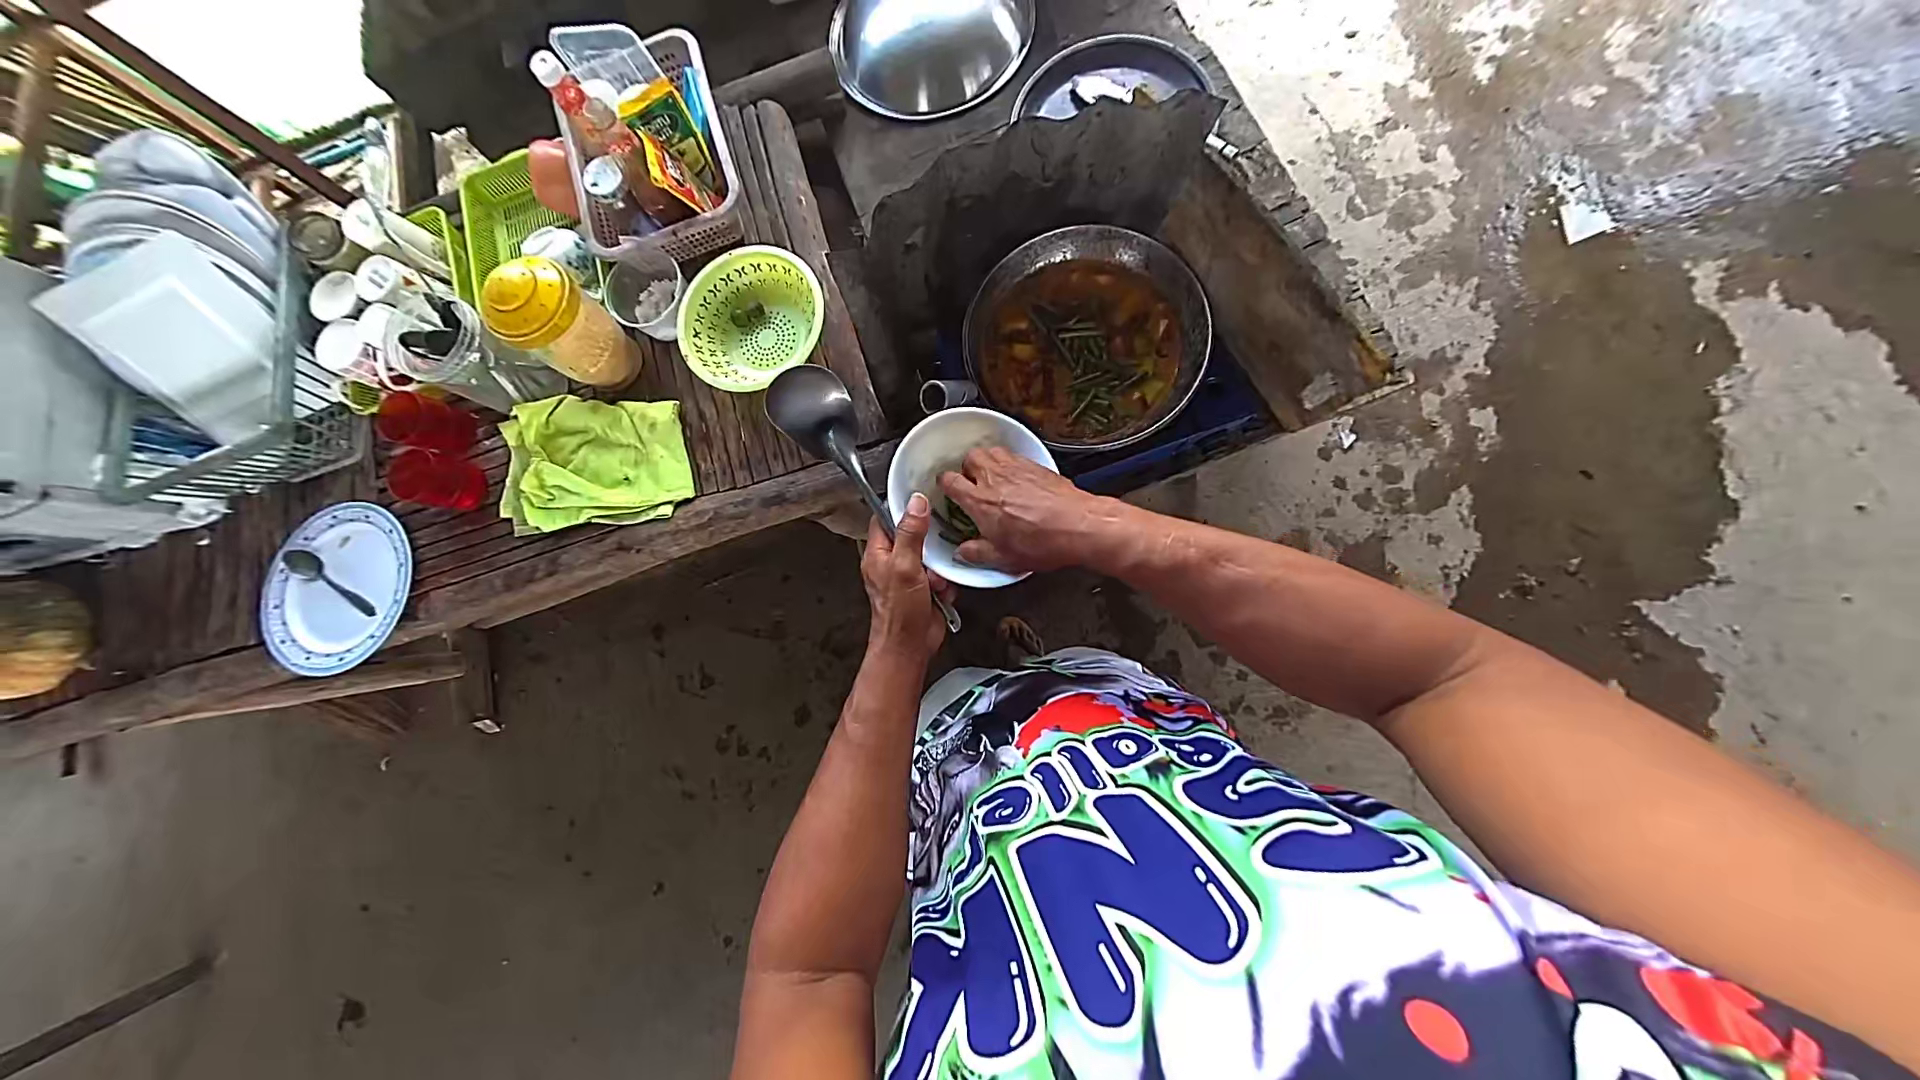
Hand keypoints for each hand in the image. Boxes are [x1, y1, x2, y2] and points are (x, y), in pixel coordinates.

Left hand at [861, 492, 953, 662]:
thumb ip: (910, 533)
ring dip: (938, 567)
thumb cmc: (898, 613)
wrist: (910, 647)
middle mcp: (890, 563)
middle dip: (929, 544)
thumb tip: (915, 503)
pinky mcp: (924, 590)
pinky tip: (941, 592)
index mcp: (878, 554)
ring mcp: (907, 577)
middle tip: (932, 551)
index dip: (901, 508)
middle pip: (913, 536)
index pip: (885, 518)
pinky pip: (940, 575)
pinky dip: (944, 583)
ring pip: (930, 557)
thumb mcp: (905, 566)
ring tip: (935, 580)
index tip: (920, 500)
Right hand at [938, 447, 1117, 572]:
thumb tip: (964, 553)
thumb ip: (977, 553)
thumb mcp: (1003, 558)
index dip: (945, 484)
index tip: (949, 489)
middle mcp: (994, 478)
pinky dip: (1009, 462)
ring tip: (991, 475)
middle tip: (971, 482)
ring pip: (991, 451)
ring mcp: (1016, 468)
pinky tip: (1016, 477)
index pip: (949, 481)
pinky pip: (1014, 455)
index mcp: (979, 501)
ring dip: (987, 461)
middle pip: (970, 458)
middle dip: (967, 468)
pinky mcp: (1036, 465)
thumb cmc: (1043, 541)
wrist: (1078, 526)